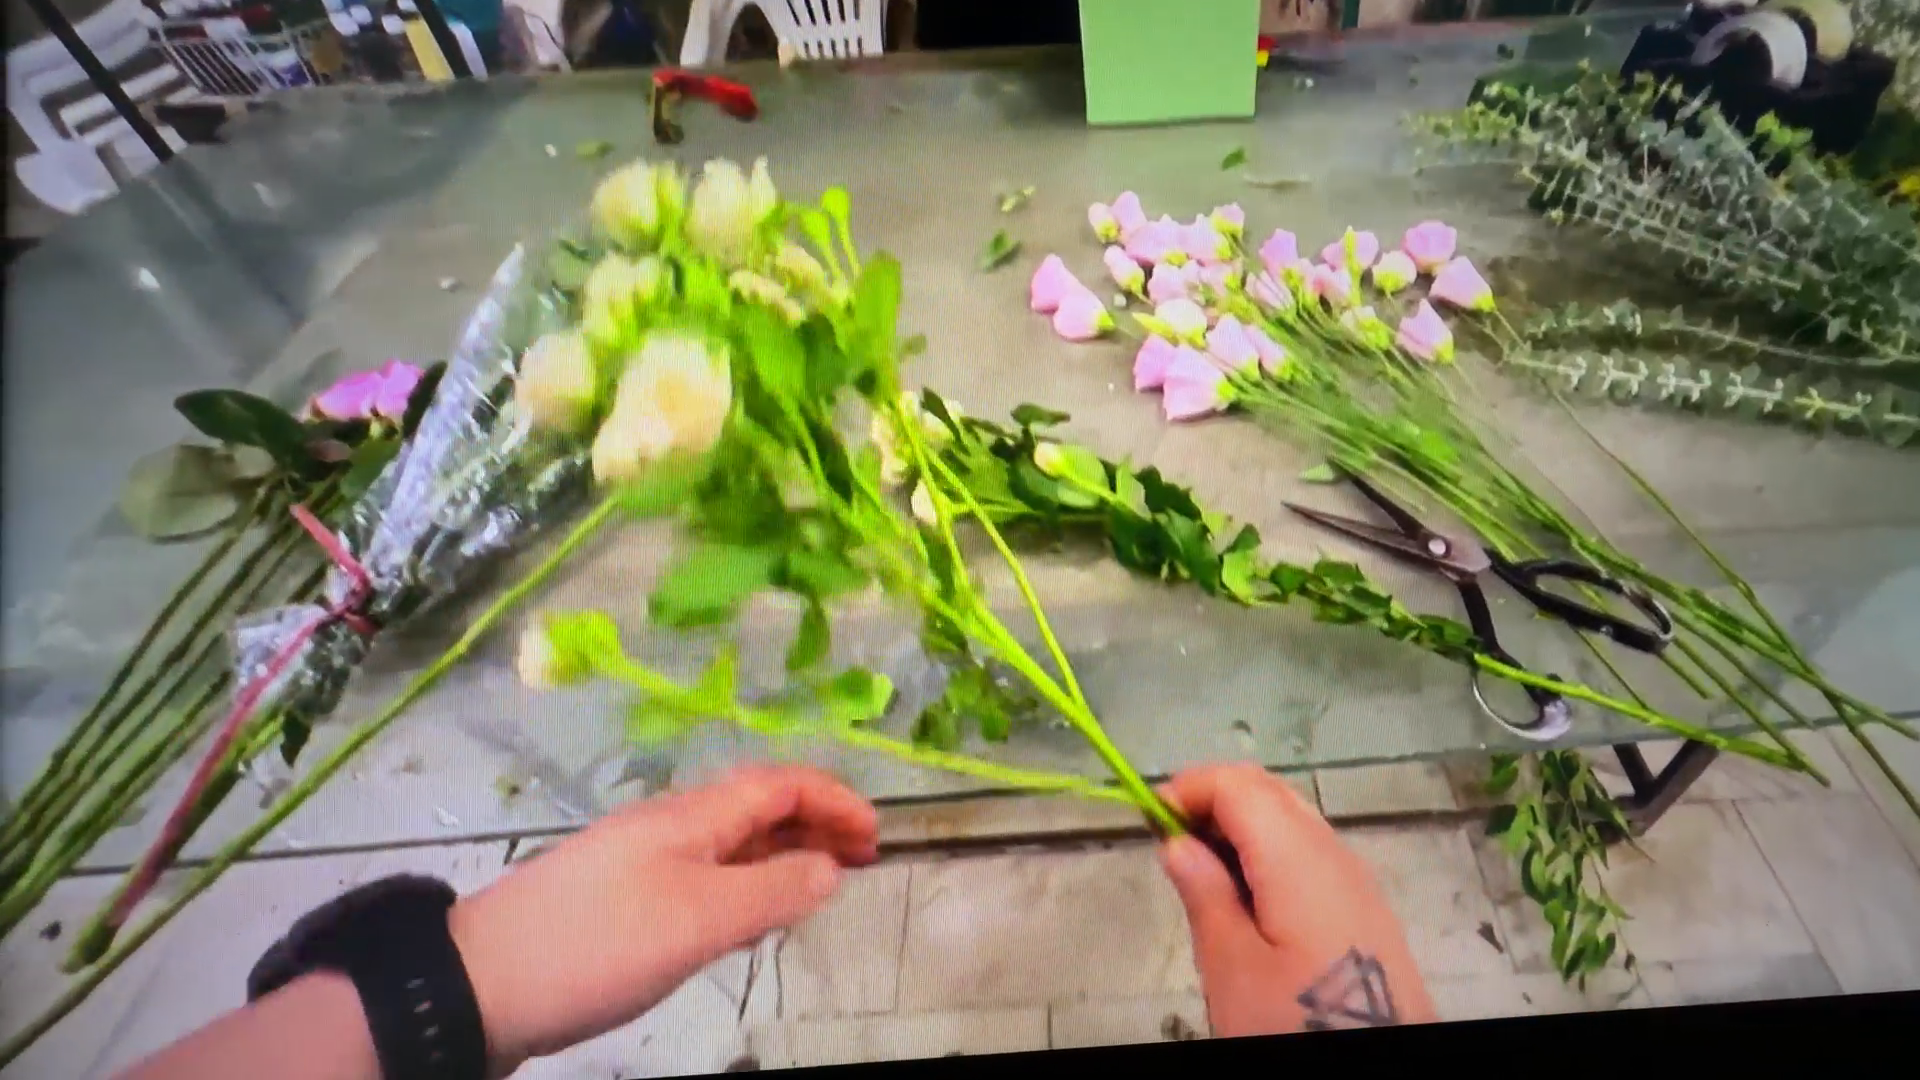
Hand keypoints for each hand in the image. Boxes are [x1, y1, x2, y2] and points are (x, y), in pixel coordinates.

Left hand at [448, 765, 878, 1073]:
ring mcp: (651, 855)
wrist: (473, 984)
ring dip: (787, 849)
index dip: (835, 800)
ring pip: (737, 838)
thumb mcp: (698, 920)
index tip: (875, 835)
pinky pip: (712, 868)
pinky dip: (751, 877)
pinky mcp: (631, 891)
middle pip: (763, 805)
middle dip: (818, 822)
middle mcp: (677, 821)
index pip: (782, 785)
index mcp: (696, 812)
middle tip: (861, 858)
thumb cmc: (597, 942)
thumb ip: (772, 890)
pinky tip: (755, 906)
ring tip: (823, 879)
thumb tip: (832, 867)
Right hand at [1156, 764, 1435, 1036]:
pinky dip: (1266, 845)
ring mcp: (1355, 877)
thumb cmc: (1296, 1022)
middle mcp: (1333, 851)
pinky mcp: (1363, 905)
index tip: (1151, 818)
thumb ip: (1204, 894)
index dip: (1189, 787)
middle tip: (1172, 836)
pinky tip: (1246, 891)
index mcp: (1297, 857)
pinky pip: (1307, 846)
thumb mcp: (1232, 969)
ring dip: (1238, 820)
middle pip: (1266, 789)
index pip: (1237, 785)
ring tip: (1203, 865)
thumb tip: (1178, 842)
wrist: (1380, 1074)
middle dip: (1211, 796)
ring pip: (1288, 813)